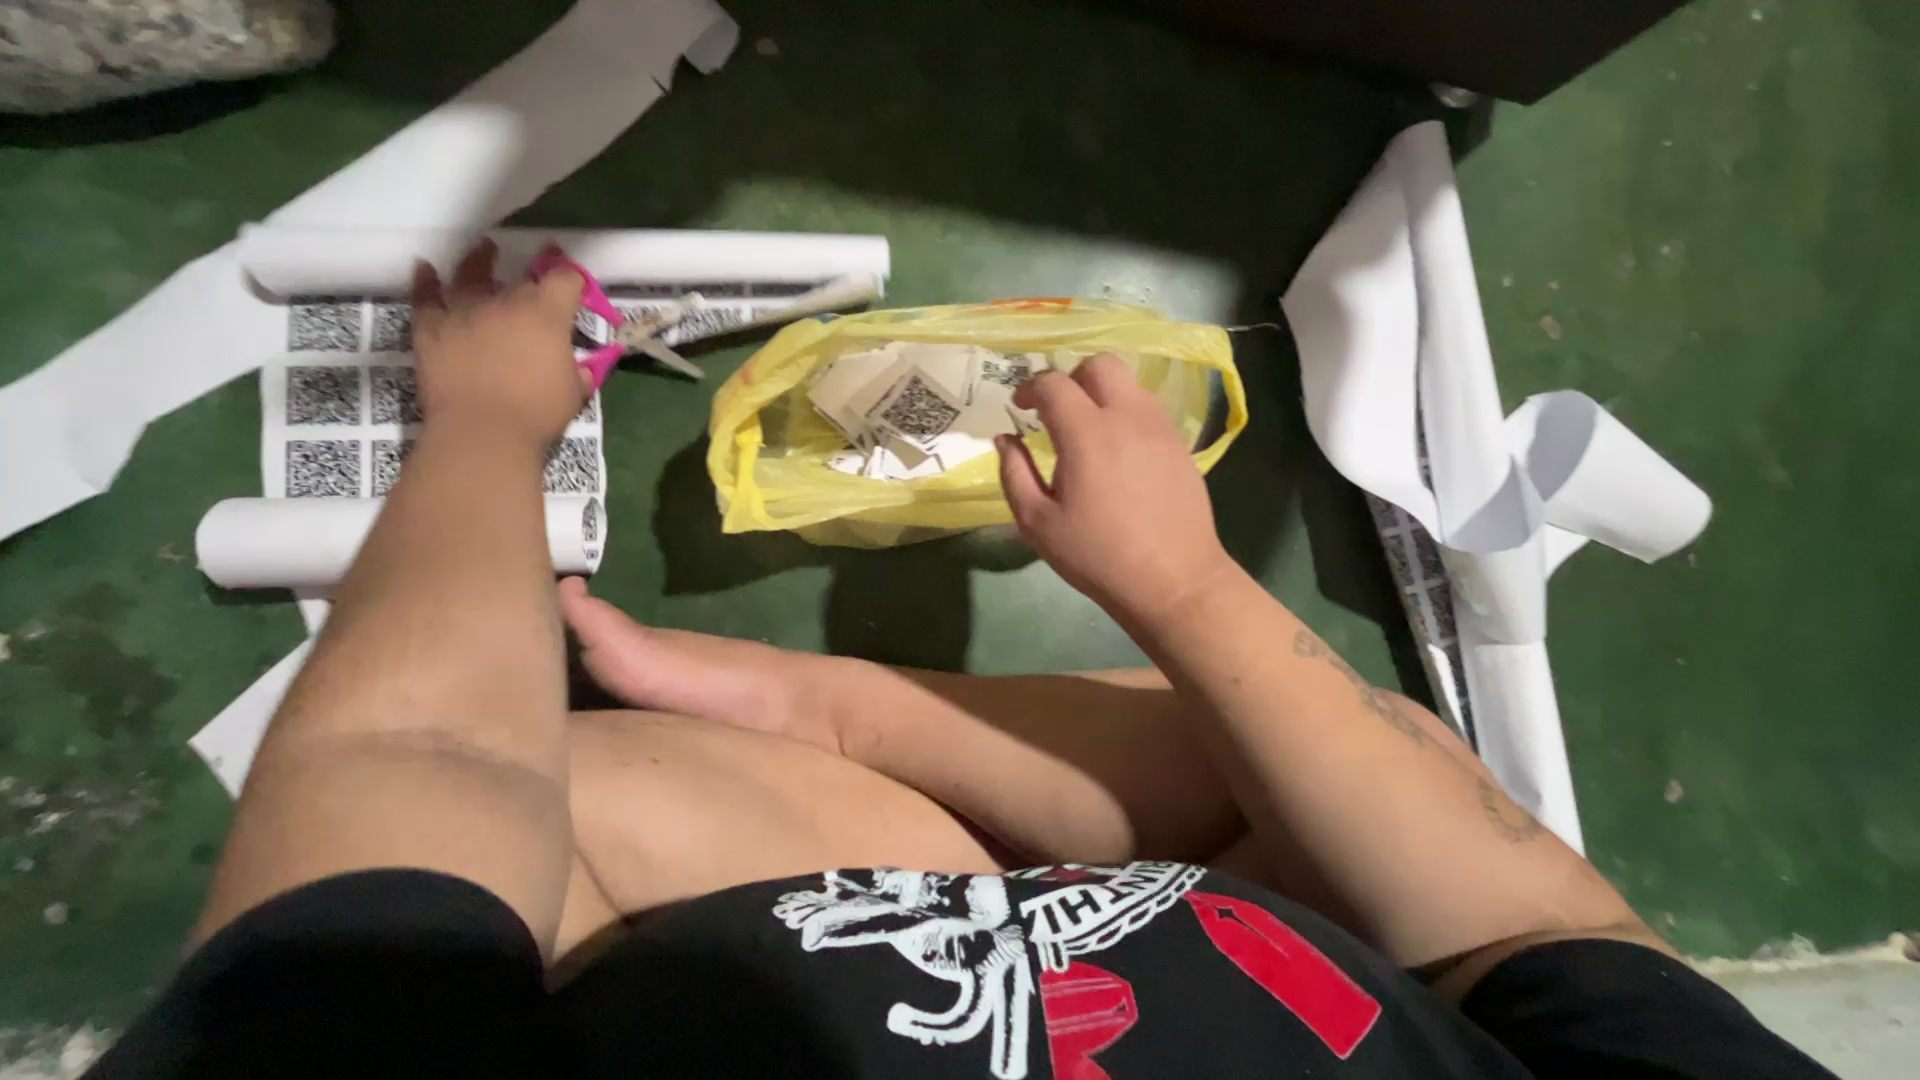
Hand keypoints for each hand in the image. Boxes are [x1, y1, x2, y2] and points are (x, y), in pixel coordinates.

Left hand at [412, 240, 588, 447]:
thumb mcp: (574, 392)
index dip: (573, 277)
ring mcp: (463, 312)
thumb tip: (579, 366)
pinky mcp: (430, 328)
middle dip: (535, 269)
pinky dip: (425, 281)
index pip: (565, 280)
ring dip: (478, 260)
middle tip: (540, 266)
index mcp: (546, 315)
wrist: (482, 432)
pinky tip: (426, 269)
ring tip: (484, 248)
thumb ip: (578, 371)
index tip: (576, 283)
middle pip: (521, 277)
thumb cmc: (537, 413)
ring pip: (469, 274)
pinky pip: (425, 297)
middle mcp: (504, 303)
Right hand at [996, 353, 1238, 624]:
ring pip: (1129, 382)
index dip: (1029, 388)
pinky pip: (1148, 408)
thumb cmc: (1097, 556)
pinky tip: (1117, 449)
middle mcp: (1127, 416)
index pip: (1053, 384)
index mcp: (1086, 433)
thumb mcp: (1038, 523)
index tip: (1019, 408)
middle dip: (1071, 378)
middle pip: (1099, 365)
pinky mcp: (1179, 443)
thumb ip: (1014, 474)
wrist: (1173, 579)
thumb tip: (1005, 439)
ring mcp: (1159, 427)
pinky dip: (1126, 412)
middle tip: (1056, 411)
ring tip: (1087, 429)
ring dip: (1102, 393)